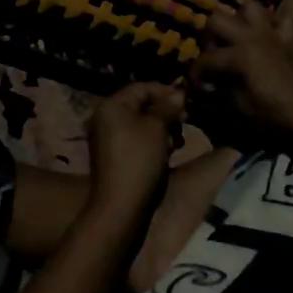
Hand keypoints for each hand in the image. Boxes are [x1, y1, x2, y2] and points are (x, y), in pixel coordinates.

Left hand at [87, 83, 184, 214]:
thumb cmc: (140, 159)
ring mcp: (108, 138)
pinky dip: (153, 141)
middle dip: (165, 112)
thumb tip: (178, 93)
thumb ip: (167, 106)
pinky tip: (168, 152)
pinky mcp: (114, 155)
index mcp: (112, 106)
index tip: (187, 102)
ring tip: (178, 141)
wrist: (122, 204)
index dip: (166, 91)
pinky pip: (136, 139)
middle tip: (184, 123)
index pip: (141, 87)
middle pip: (141, 104)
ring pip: (141, 123)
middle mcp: (105, 118)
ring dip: (162, 127)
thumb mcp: (158, 127)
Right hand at [190, 3, 292, 138]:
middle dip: (209, 37)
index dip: (195, 74)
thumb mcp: (238, 108)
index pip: (205, 59)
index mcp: (238, 54)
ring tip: (236, 40)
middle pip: (216, 18)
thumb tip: (203, 87)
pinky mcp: (289, 38)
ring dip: (238, 20)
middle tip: (214, 57)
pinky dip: (272, 23)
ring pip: (248, 7)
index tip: (195, 86)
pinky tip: (266, 37)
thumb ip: (217, 93)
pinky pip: (281, 18)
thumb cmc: (273, 116)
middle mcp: (252, 36)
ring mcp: (272, 33)